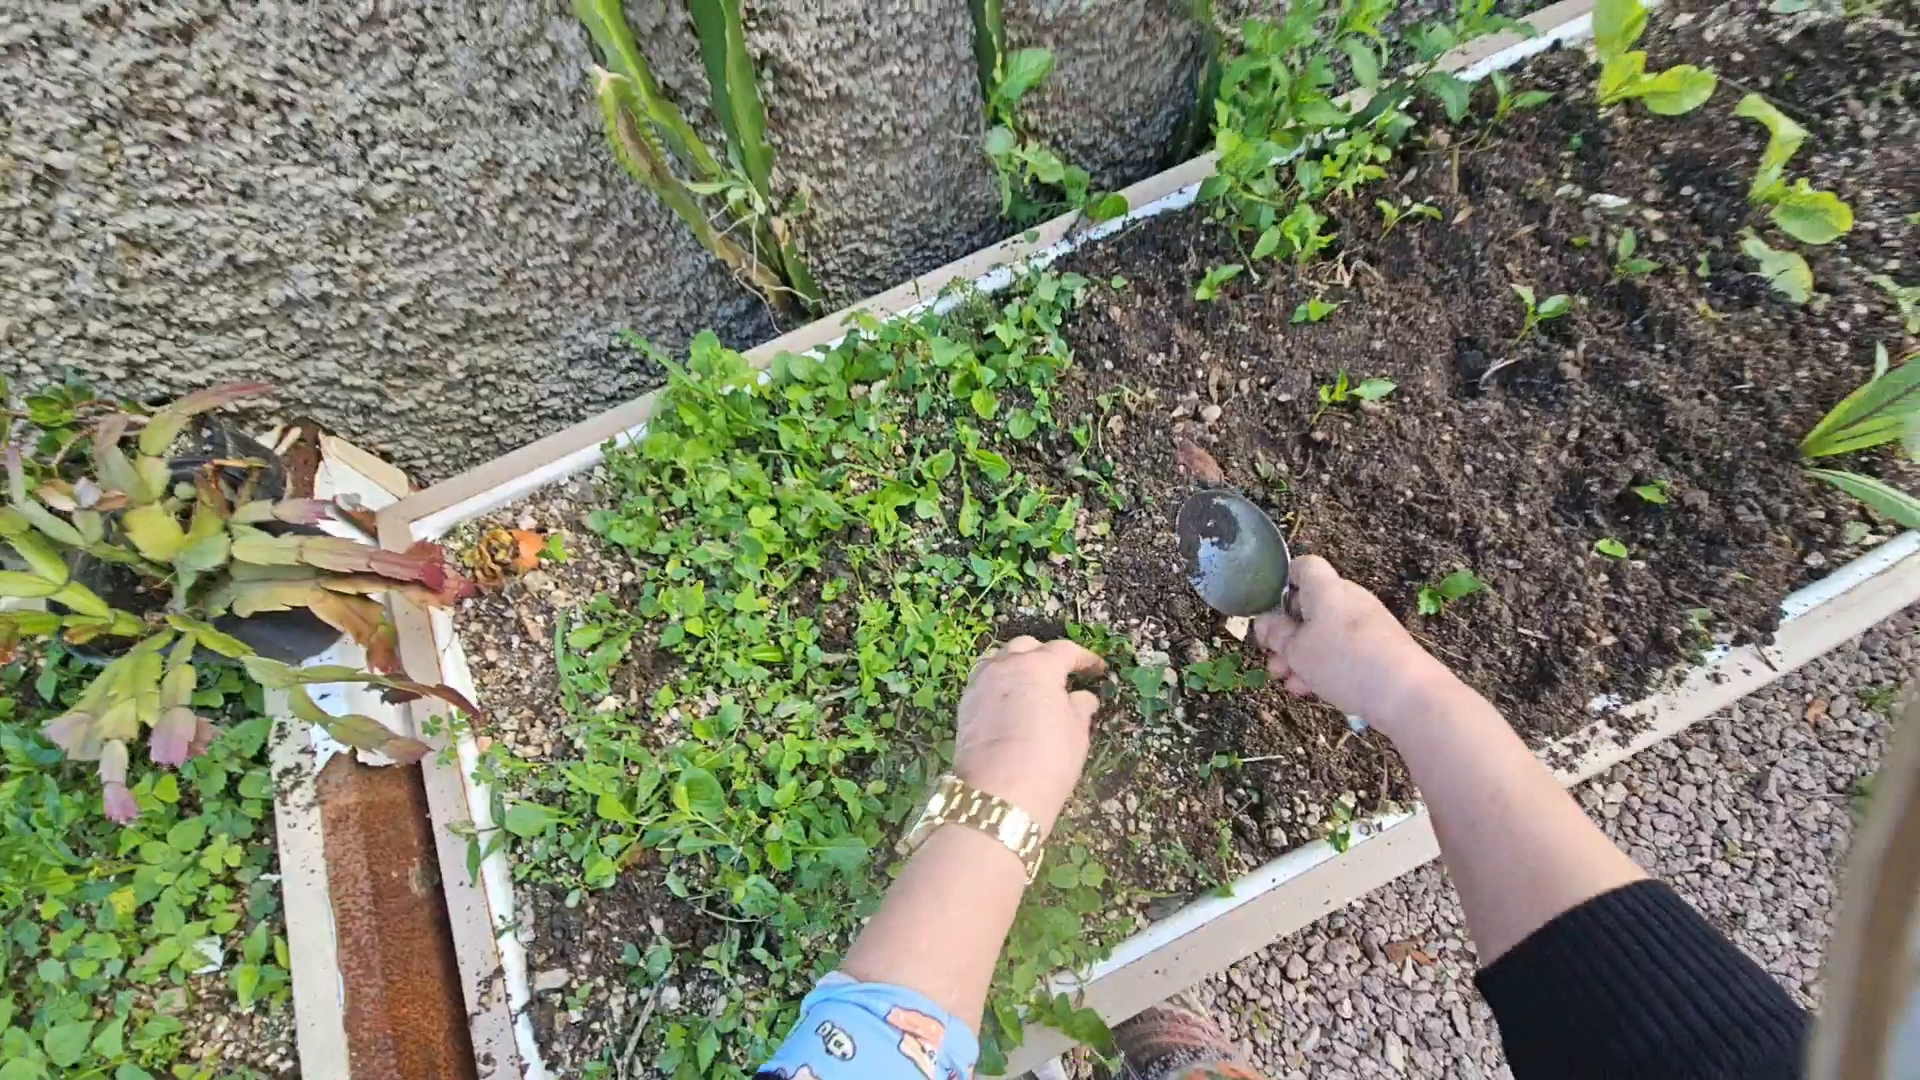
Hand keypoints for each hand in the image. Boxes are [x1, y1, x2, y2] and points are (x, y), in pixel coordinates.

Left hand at [953, 636, 1104, 833]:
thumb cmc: (1048, 760)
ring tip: (1031, 684)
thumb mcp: (1076, 734)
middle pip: (1027, 647)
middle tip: (1062, 675)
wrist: (998, 792)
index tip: (1097, 668)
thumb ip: (1080, 708)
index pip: (1064, 651)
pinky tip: (1009, 700)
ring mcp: (981, 682)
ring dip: (1017, 664)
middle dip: (1046, 656)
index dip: (1084, 658)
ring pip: (1000, 659)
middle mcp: (1006, 665)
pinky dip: (999, 682)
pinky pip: (984, 679)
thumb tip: (1083, 698)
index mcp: (1038, 667)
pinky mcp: (965, 702)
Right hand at [1252, 555, 1460, 735]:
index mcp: (1327, 590)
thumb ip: (1275, 634)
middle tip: (1271, 657)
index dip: (1283, 580)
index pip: (1304, 566)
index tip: (1267, 606)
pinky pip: (1342, 650)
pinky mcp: (1380, 649)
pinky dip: (1323, 665)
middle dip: (1286, 633)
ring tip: (1287, 681)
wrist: (1407, 695)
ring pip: (1323, 633)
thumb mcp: (1296, 650)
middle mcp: (1349, 600)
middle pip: (1310, 607)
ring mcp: (1367, 626)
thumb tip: (1264, 623)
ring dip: (1300, 655)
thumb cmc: (1343, 661)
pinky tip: (1309, 690)